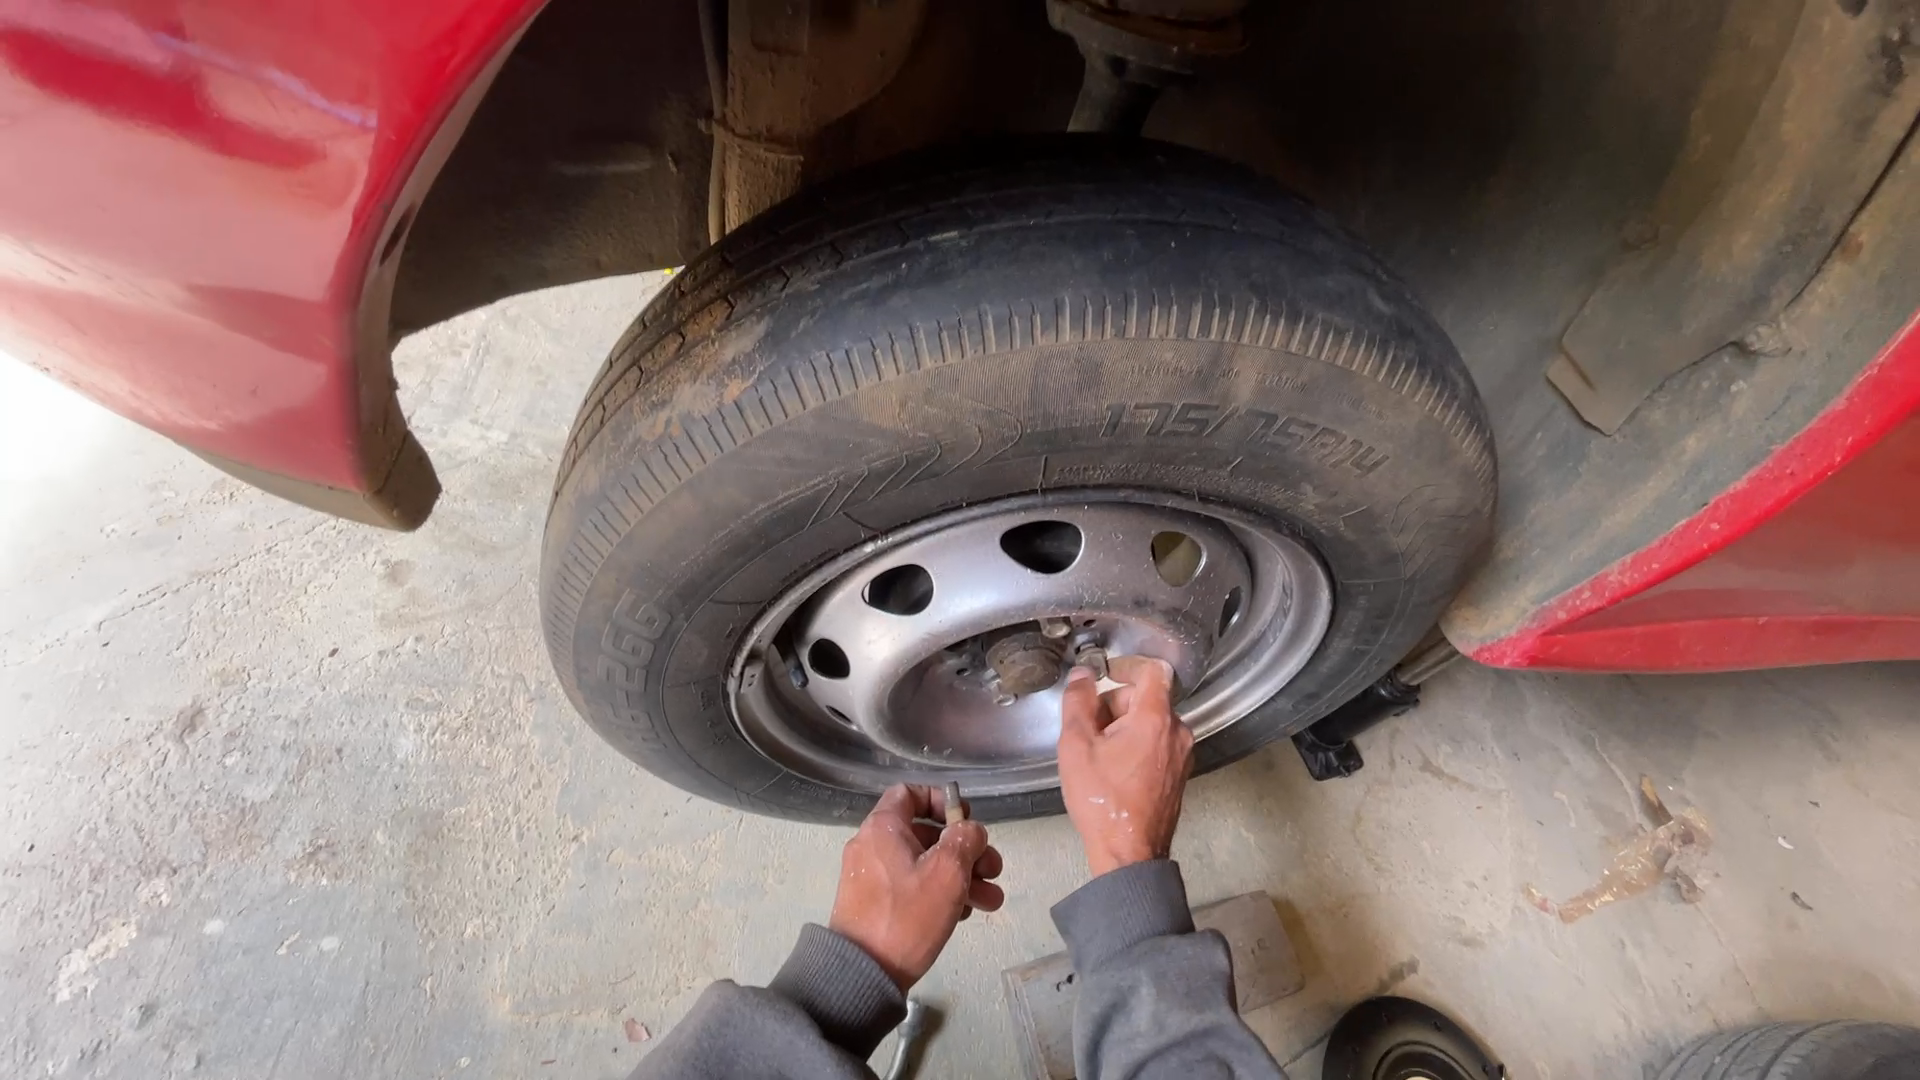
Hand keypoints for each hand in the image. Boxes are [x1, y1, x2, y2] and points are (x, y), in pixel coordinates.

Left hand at [828, 784, 1004, 988]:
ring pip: (926, 864)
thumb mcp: (946, 871)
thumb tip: (970, 830)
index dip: (941, 800)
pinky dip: (941, 894)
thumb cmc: (906, 914)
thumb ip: (965, 840)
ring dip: (962, 876)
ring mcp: (874, 878)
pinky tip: (966, 915)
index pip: (910, 793)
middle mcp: (875, 846)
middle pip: (927, 834)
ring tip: (992, 900)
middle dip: (966, 850)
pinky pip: (914, 887)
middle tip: (993, 869)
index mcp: (883, 827)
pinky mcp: (878, 905)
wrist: (862, 974)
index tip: (965, 820)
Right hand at [1057, 656, 1193, 876]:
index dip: (1126, 665)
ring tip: (1097, 751)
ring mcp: (1182, 755)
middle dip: (1115, 703)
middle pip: (1147, 697)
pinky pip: (1158, 742)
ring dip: (1124, 724)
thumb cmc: (1103, 801)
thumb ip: (1078, 701)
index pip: (1152, 670)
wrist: (1128, 852)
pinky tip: (1113, 766)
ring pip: (1151, 720)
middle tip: (1088, 726)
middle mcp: (1177, 732)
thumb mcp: (1077, 745)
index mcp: (1155, 719)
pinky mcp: (1179, 773)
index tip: (1106, 672)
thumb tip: (1083, 675)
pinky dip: (1136, 743)